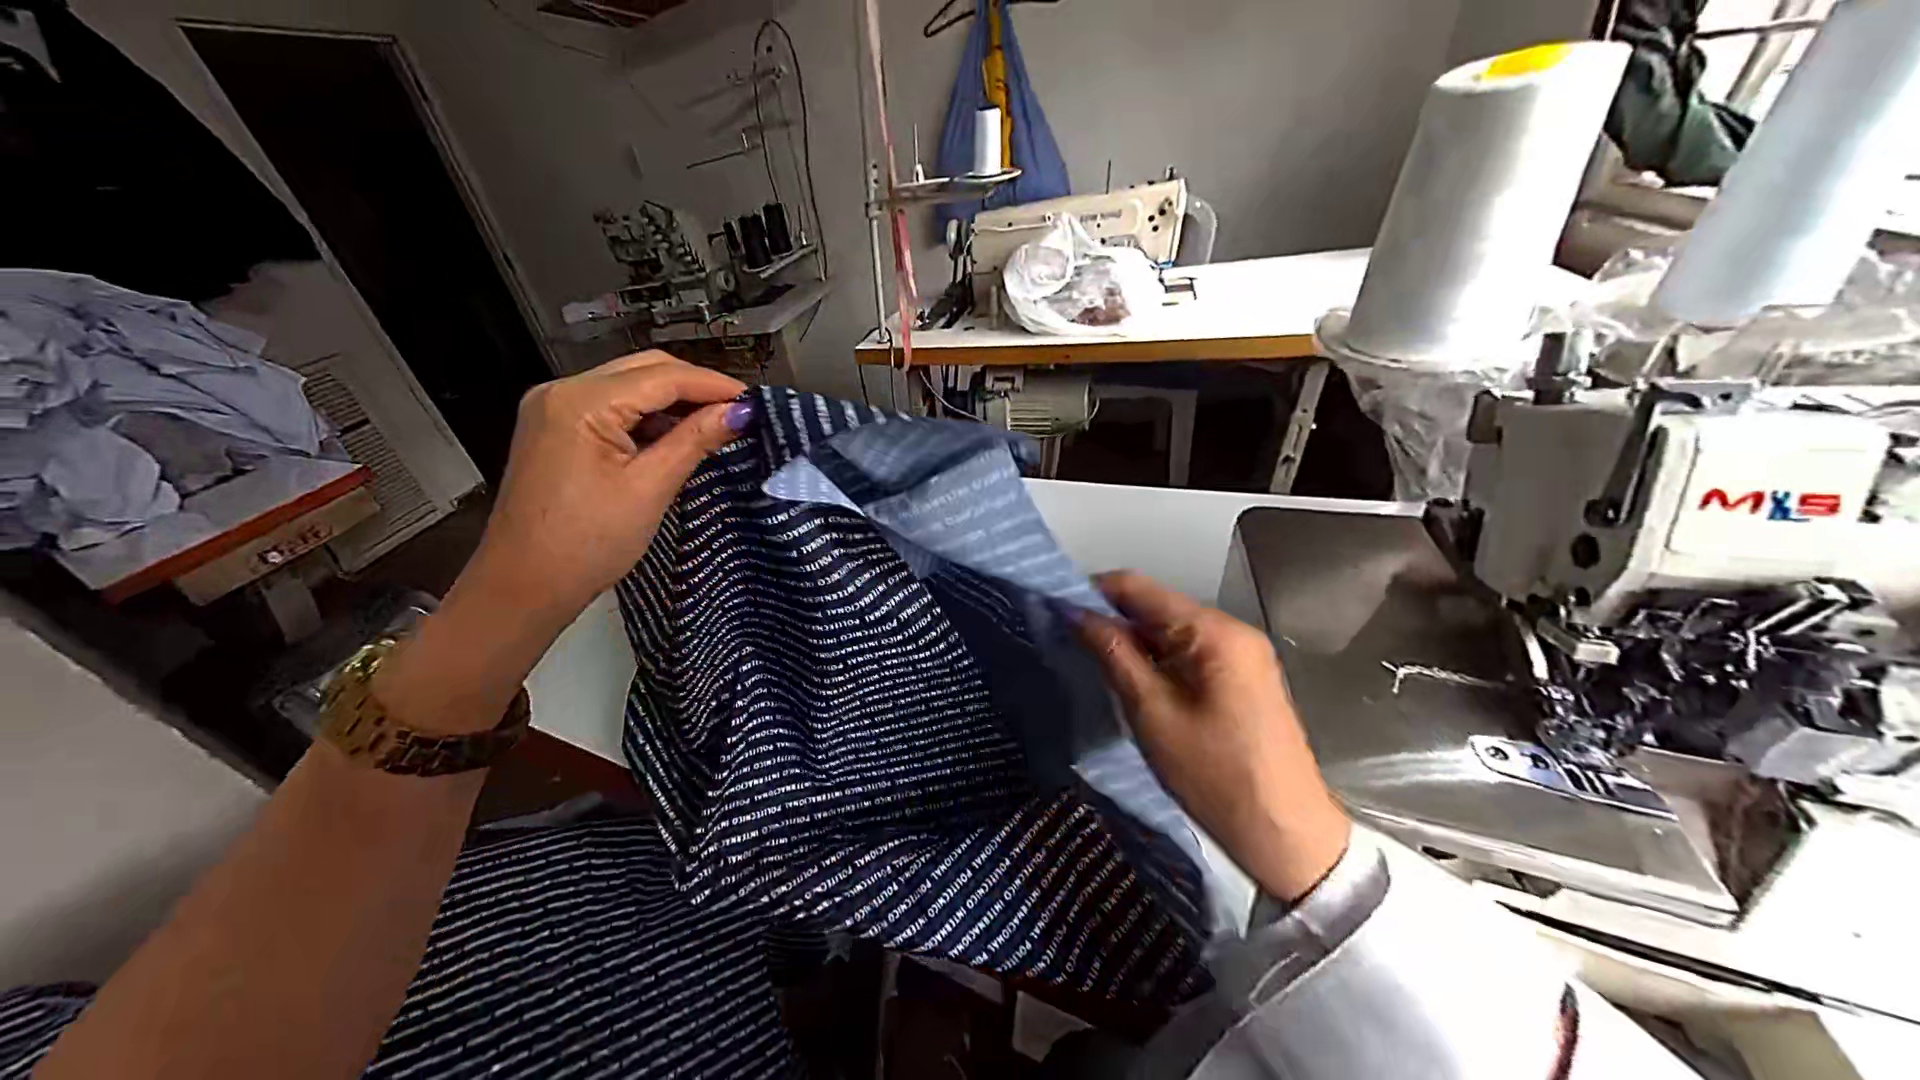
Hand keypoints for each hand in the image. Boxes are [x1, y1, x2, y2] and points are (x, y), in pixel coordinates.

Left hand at [372, 353, 747, 735]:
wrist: (523, 585)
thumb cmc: (589, 542)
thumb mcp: (650, 488)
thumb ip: (696, 440)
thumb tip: (741, 412)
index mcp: (580, 402)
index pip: (662, 376)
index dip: (714, 385)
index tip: (758, 402)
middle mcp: (561, 390)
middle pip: (644, 370)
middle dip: (696, 387)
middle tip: (741, 412)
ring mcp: (553, 407)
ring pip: (629, 385)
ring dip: (674, 401)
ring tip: (717, 424)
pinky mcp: (555, 428)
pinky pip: (612, 407)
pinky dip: (648, 416)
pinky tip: (677, 436)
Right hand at [1077, 571, 1350, 902]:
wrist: (1287, 834)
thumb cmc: (1215, 776)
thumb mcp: (1152, 713)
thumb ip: (1114, 654)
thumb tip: (1076, 613)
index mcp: (1213, 631)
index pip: (1139, 587)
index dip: (1093, 593)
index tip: (1056, 611)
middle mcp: (1232, 629)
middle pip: (1157, 606)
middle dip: (1112, 619)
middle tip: (1069, 642)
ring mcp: (1243, 653)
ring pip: (1171, 630)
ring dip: (1134, 641)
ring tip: (1095, 663)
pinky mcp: (1244, 676)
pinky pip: (1190, 651)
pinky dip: (1158, 659)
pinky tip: (1135, 681)